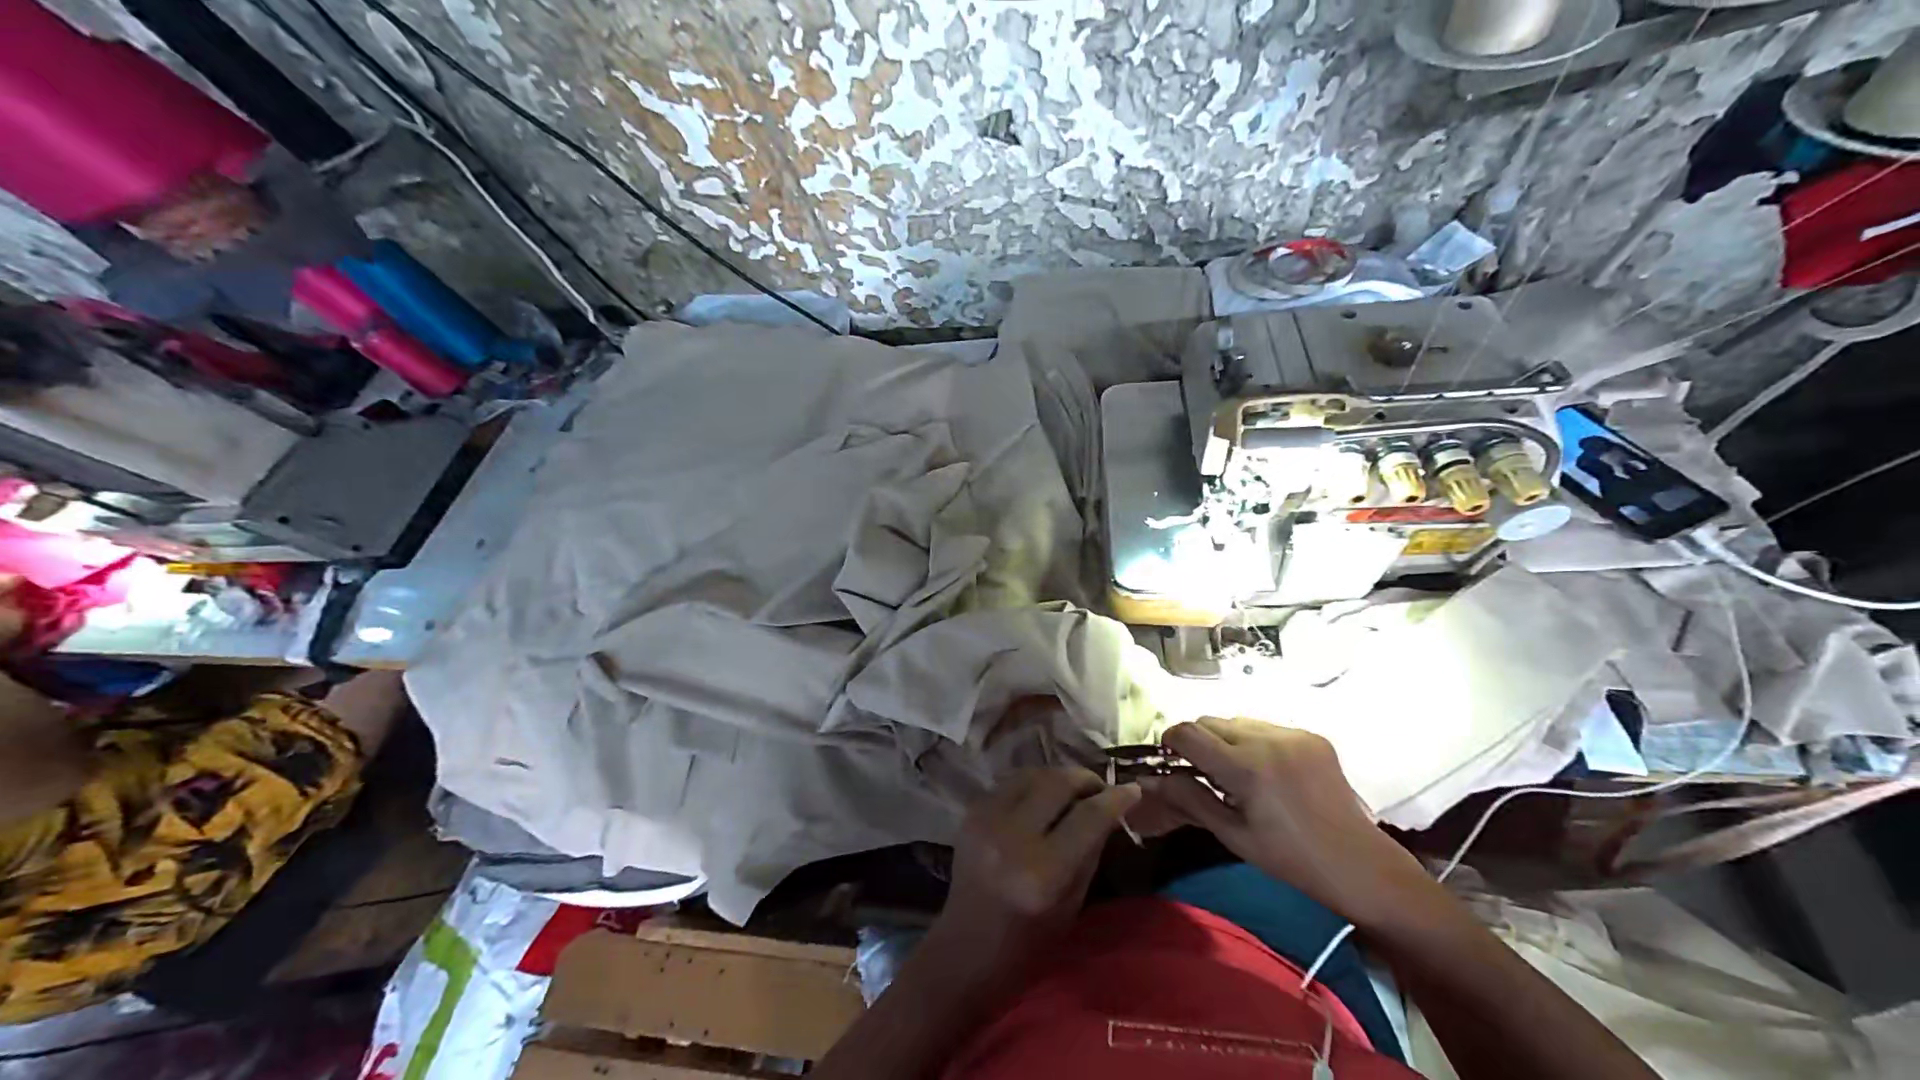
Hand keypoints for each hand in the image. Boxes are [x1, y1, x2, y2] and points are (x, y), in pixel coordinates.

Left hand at [937, 767, 1139, 965]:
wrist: (967, 945)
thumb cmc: (1029, 939)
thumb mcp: (1073, 902)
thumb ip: (1091, 850)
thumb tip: (1110, 808)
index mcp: (1042, 871)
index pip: (1087, 817)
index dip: (1115, 798)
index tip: (1132, 789)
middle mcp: (1012, 837)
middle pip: (1057, 782)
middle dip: (1084, 778)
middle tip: (1100, 788)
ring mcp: (985, 820)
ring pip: (1031, 774)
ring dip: (1058, 776)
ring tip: (1073, 790)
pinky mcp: (971, 813)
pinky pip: (1009, 783)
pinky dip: (1032, 785)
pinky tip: (1043, 798)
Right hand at [1147, 717, 1432, 929]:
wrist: (1361, 865)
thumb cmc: (1291, 859)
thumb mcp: (1233, 835)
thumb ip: (1190, 799)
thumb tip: (1153, 779)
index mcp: (1246, 767)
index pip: (1188, 733)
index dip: (1170, 743)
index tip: (1170, 762)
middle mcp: (1267, 740)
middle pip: (1209, 721)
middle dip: (1197, 742)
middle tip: (1203, 774)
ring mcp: (1293, 734)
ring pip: (1237, 721)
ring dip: (1225, 740)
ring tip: (1237, 774)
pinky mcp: (1312, 736)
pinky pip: (1266, 727)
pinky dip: (1254, 742)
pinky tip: (1266, 773)